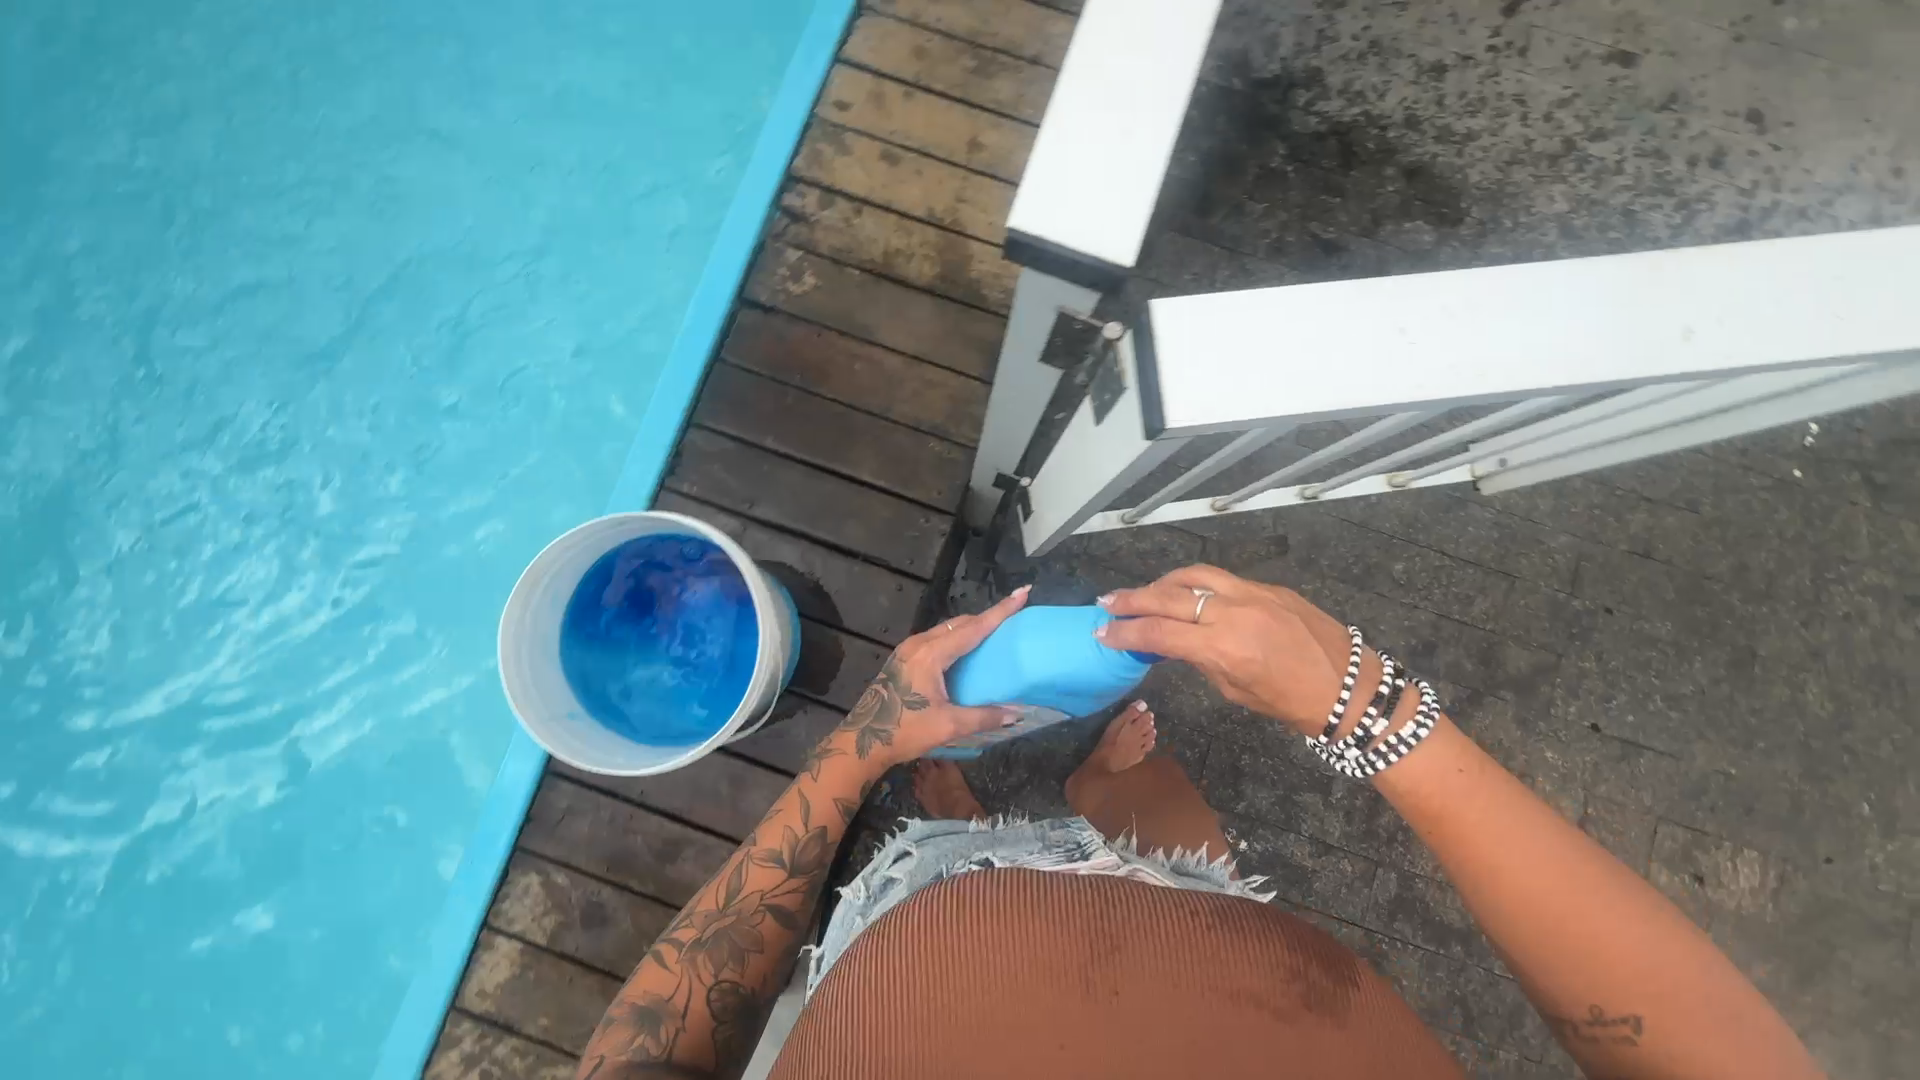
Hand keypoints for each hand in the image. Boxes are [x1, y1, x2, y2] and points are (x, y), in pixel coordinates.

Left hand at [830, 585, 1030, 767]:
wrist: (862, 742)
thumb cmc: (904, 731)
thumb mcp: (949, 726)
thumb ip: (984, 716)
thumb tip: (1017, 713)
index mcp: (931, 654)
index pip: (974, 627)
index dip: (1001, 611)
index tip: (1023, 592)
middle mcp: (919, 644)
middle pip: (960, 623)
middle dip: (988, 617)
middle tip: (1014, 615)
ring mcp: (908, 650)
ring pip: (947, 630)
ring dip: (971, 628)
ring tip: (995, 632)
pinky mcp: (903, 660)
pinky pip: (937, 639)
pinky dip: (957, 639)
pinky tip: (967, 651)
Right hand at [1094, 565, 1360, 737]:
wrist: (1350, 688)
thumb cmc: (1290, 703)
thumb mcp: (1235, 690)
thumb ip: (1202, 659)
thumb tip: (1177, 642)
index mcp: (1223, 647)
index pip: (1158, 633)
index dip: (1125, 632)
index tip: (1102, 631)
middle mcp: (1233, 612)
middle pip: (1168, 596)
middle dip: (1132, 598)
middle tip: (1108, 601)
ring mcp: (1253, 593)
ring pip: (1194, 575)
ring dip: (1162, 582)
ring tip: (1144, 592)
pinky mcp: (1269, 587)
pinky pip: (1222, 579)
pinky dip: (1196, 584)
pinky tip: (1188, 594)